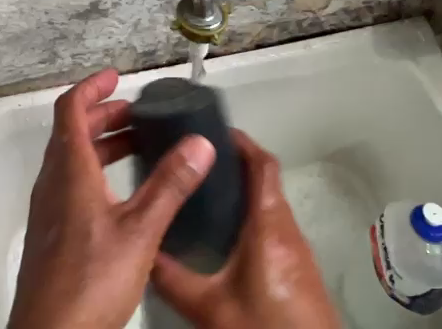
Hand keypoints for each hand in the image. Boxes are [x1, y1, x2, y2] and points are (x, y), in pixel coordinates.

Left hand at [8, 68, 217, 328]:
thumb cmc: (92, 278)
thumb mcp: (140, 231)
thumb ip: (169, 186)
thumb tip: (200, 143)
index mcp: (70, 169)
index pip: (71, 109)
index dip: (92, 88)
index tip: (117, 77)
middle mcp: (53, 180)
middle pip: (71, 131)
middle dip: (103, 115)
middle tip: (138, 114)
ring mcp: (48, 207)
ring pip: (70, 157)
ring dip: (100, 143)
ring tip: (137, 146)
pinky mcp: (51, 231)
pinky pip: (70, 181)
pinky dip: (94, 169)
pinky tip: (121, 192)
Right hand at [150, 130, 340, 328]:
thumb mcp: (210, 310)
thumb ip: (172, 279)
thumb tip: (141, 252)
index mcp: (269, 225)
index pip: (263, 164)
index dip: (241, 142)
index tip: (210, 131)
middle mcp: (288, 231)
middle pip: (266, 181)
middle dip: (233, 164)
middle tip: (195, 161)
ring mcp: (298, 252)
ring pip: (270, 205)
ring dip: (243, 191)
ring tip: (203, 192)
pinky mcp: (300, 272)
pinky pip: (274, 227)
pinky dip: (251, 216)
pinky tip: (225, 235)